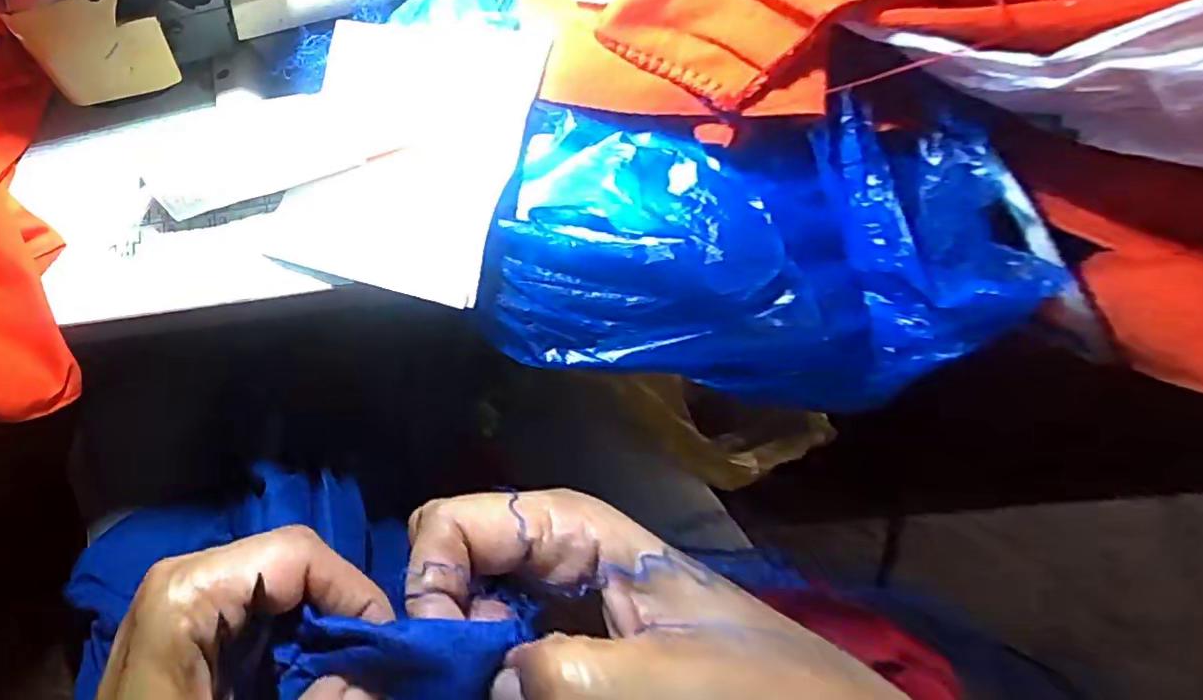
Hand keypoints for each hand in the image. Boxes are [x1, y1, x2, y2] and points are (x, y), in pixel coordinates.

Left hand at [98, 525, 395, 699]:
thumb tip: (377, 680)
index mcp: (189, 589)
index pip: (296, 552)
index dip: (353, 592)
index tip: (390, 652)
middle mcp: (184, 575)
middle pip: (287, 568)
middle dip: (337, 618)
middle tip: (375, 674)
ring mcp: (180, 599)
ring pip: (275, 592)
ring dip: (316, 636)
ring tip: (348, 681)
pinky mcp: (183, 628)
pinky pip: (251, 618)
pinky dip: (287, 649)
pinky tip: (304, 685)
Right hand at [406, 491, 900, 699]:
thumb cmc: (770, 692)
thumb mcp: (672, 682)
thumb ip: (569, 675)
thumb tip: (488, 683)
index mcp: (564, 525)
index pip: (453, 520)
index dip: (432, 576)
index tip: (446, 651)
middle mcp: (548, 551)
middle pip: (453, 562)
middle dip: (444, 620)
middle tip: (464, 683)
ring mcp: (558, 602)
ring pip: (473, 613)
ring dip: (468, 657)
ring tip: (489, 693)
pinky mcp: (572, 651)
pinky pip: (508, 654)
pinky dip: (496, 677)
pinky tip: (513, 696)